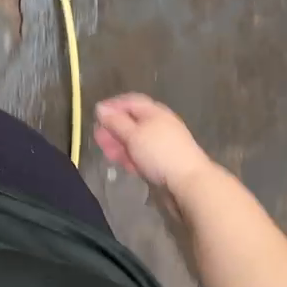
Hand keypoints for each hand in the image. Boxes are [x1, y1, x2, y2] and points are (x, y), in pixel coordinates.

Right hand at [94, 94, 216, 193]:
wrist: (189, 184)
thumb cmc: (159, 153)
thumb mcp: (133, 135)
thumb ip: (116, 122)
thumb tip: (100, 108)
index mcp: (155, 112)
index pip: (131, 102)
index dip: (113, 106)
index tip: (96, 114)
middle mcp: (160, 125)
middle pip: (133, 122)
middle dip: (114, 128)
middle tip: (97, 137)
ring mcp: (163, 145)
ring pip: (137, 140)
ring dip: (120, 144)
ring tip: (105, 152)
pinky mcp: (164, 163)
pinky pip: (144, 155)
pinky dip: (131, 157)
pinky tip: (122, 164)